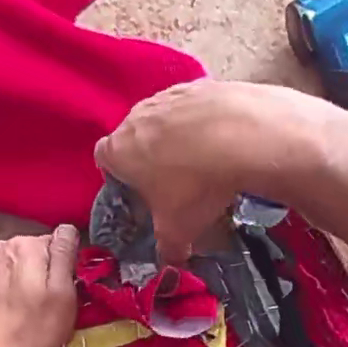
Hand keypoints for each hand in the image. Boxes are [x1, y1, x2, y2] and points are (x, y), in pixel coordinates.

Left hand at [0, 227, 79, 346]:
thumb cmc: (33, 329)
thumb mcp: (64, 296)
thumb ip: (64, 255)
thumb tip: (67, 230)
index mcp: (28, 246)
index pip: (53, 243)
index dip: (58, 266)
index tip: (57, 288)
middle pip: (25, 250)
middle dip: (32, 268)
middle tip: (35, 299)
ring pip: (2, 259)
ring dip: (8, 274)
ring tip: (10, 302)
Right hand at [95, 80, 337, 262]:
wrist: (244, 135)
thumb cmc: (196, 186)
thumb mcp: (178, 229)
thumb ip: (168, 249)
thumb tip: (171, 262)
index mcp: (119, 150)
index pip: (103, 160)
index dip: (119, 177)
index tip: (140, 193)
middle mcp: (136, 115)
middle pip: (134, 137)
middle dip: (150, 158)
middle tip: (175, 184)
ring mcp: (168, 94)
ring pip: (164, 119)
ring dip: (177, 138)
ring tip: (205, 163)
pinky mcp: (201, 84)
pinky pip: (195, 107)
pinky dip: (205, 122)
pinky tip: (226, 141)